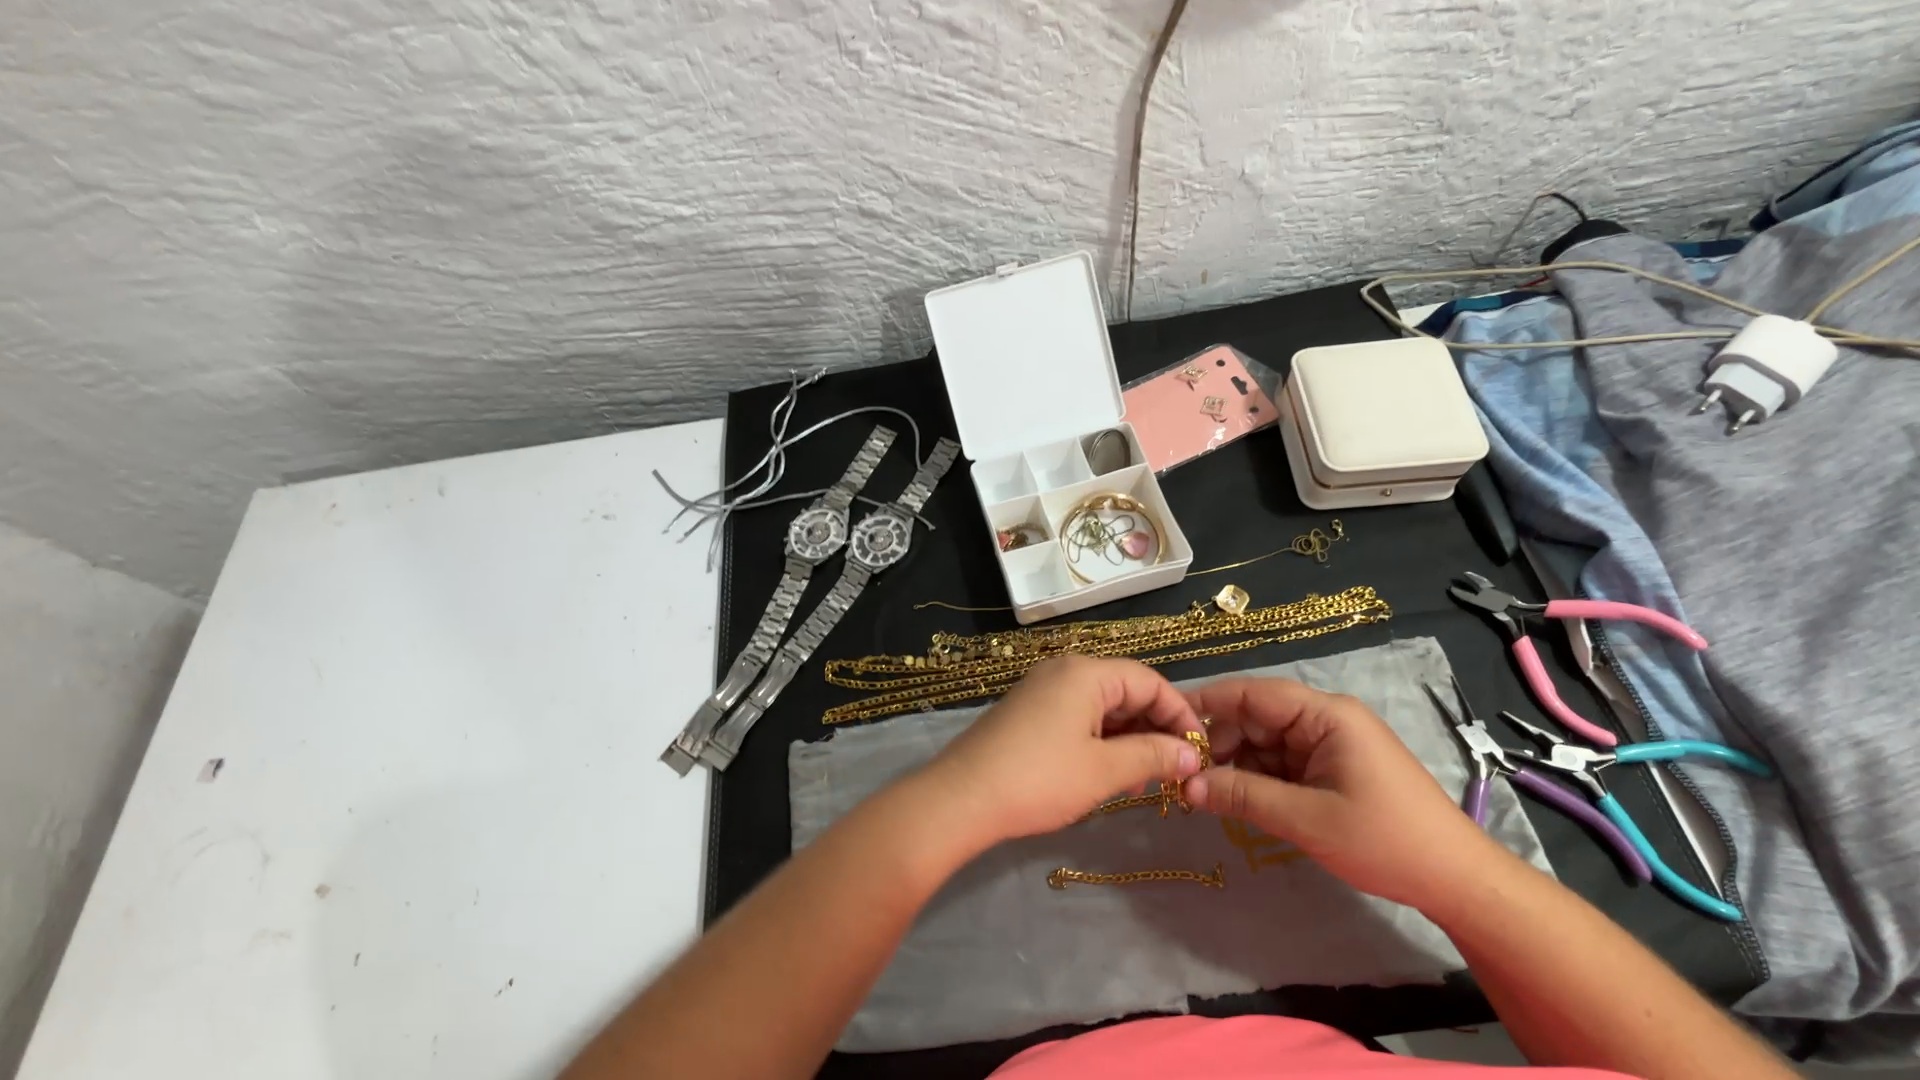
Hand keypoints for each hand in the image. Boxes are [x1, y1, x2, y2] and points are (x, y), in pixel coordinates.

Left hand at [913, 656, 1205, 849]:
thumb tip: (1190, 755)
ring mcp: (1041, 691)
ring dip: (1128, 738)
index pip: (1150, 680)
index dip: (1180, 714)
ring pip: (1101, 707)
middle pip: (1125, 690)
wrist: (960, 799)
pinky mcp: (1027, 713)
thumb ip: (1152, 756)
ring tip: (1145, 779)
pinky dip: (1100, 741)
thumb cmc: (1039, 779)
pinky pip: (1077, 717)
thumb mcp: (1103, 771)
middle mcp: (1063, 671)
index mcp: (1085, 673)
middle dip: (1154, 728)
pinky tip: (1109, 774)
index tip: (1199, 751)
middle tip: (1174, 770)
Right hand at [1181, 678, 1506, 908]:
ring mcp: (1329, 744)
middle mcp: (1325, 719)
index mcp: (1327, 714)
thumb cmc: (1385, 841)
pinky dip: (1256, 779)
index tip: (1165, 723)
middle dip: (1219, 742)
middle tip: (1183, 774)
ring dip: (1235, 764)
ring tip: (1201, 793)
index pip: (1253, 693)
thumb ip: (1243, 797)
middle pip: (1256, 717)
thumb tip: (1185, 787)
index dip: (1207, 704)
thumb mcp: (1306, 819)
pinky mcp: (1331, 769)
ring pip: (1264, 742)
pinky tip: (1233, 799)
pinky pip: (1281, 763)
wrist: (1455, 880)